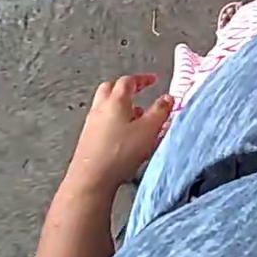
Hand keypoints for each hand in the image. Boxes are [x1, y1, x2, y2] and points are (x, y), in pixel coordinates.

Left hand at [62, 75, 171, 197]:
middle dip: (127, 88)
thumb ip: (160, 111)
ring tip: (137, 114)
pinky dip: (115, 120)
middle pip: (111, 89)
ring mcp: (92, 124)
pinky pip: (103, 122)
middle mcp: (101, 108)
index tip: (152, 80)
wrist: (92, 178)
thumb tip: (167, 99)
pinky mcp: (89, 139)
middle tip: (139, 90)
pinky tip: (125, 134)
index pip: (128, 81)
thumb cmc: (119, 152)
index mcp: (116, 101)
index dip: (142, 79)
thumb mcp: (149, 129)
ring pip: (106, 106)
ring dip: (121, 105)